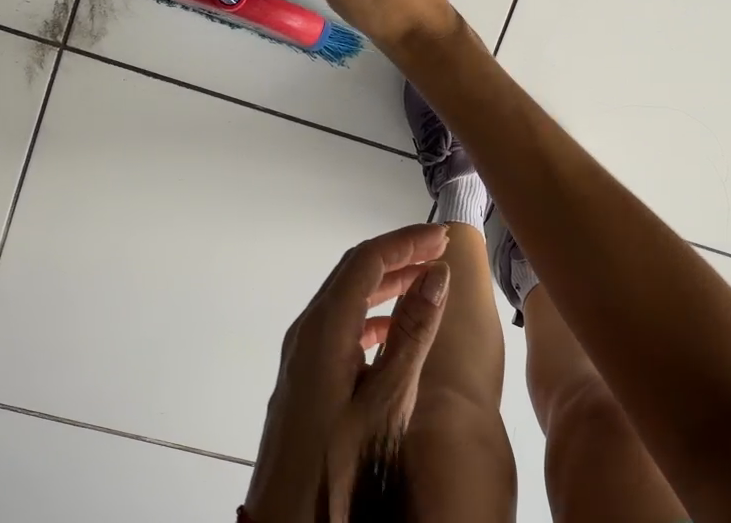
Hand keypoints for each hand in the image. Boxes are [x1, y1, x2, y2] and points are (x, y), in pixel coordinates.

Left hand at [243, 223, 452, 522]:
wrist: (288, 519)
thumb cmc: (338, 463)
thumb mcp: (388, 396)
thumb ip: (413, 331)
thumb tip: (436, 274)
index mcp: (325, 328)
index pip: (368, 260)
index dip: (406, 241)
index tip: (442, 237)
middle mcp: (307, 331)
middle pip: (353, 271)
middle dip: (397, 253)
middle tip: (438, 249)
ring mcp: (301, 354)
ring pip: (346, 296)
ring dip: (386, 281)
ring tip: (424, 280)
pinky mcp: (304, 375)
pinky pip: (340, 323)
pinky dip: (371, 311)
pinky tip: (393, 328)